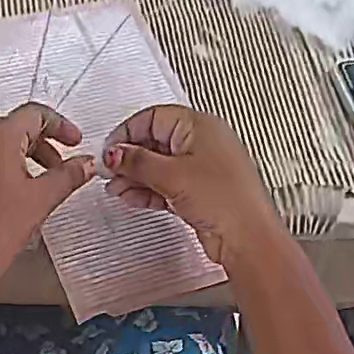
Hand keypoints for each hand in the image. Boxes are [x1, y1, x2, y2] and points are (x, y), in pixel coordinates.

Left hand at [0, 102, 94, 279]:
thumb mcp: (43, 198)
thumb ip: (69, 175)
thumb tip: (86, 164)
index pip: (34, 114)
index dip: (60, 125)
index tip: (74, 142)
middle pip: (19, 128)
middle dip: (46, 143)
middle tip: (64, 164)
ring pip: (5, 146)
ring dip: (31, 157)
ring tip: (48, 182)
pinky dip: (14, 170)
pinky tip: (25, 194)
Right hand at [102, 105, 288, 268]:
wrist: (244, 234)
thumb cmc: (225, 199)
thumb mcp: (172, 175)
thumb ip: (138, 162)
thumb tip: (116, 153)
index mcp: (197, 126)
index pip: (152, 118)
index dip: (127, 133)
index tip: (109, 151)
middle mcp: (199, 143)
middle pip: (153, 143)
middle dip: (128, 158)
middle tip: (110, 171)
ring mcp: (197, 169)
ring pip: (156, 167)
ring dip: (134, 178)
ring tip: (117, 188)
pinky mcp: (195, 192)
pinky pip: (164, 186)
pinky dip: (146, 191)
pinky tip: (132, 197)